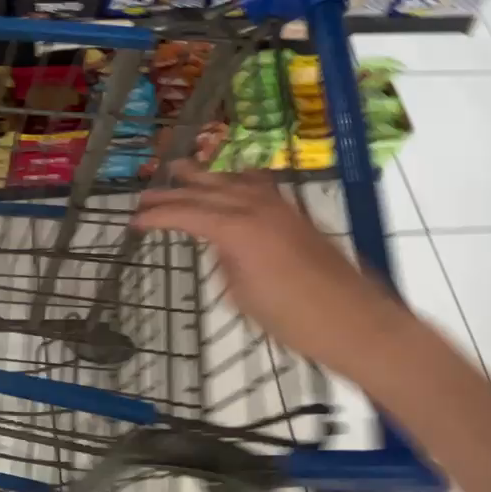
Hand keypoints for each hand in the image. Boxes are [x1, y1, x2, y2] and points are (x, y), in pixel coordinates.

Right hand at [134, 162, 411, 373]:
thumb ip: (226, 263)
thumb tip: (222, 248)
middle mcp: (256, 207)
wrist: (355, 321)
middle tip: (145, 192)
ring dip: (204, 176)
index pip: (186, 214)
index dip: (157, 216)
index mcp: (237, 229)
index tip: (134, 221)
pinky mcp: (295, 213)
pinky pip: (259, 184)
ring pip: (232, 179)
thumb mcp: (244, 296)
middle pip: (205, 190)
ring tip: (180, 169)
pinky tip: (233, 178)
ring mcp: (279, 206)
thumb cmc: (295, 320)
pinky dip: (238, 178)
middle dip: (173, 190)